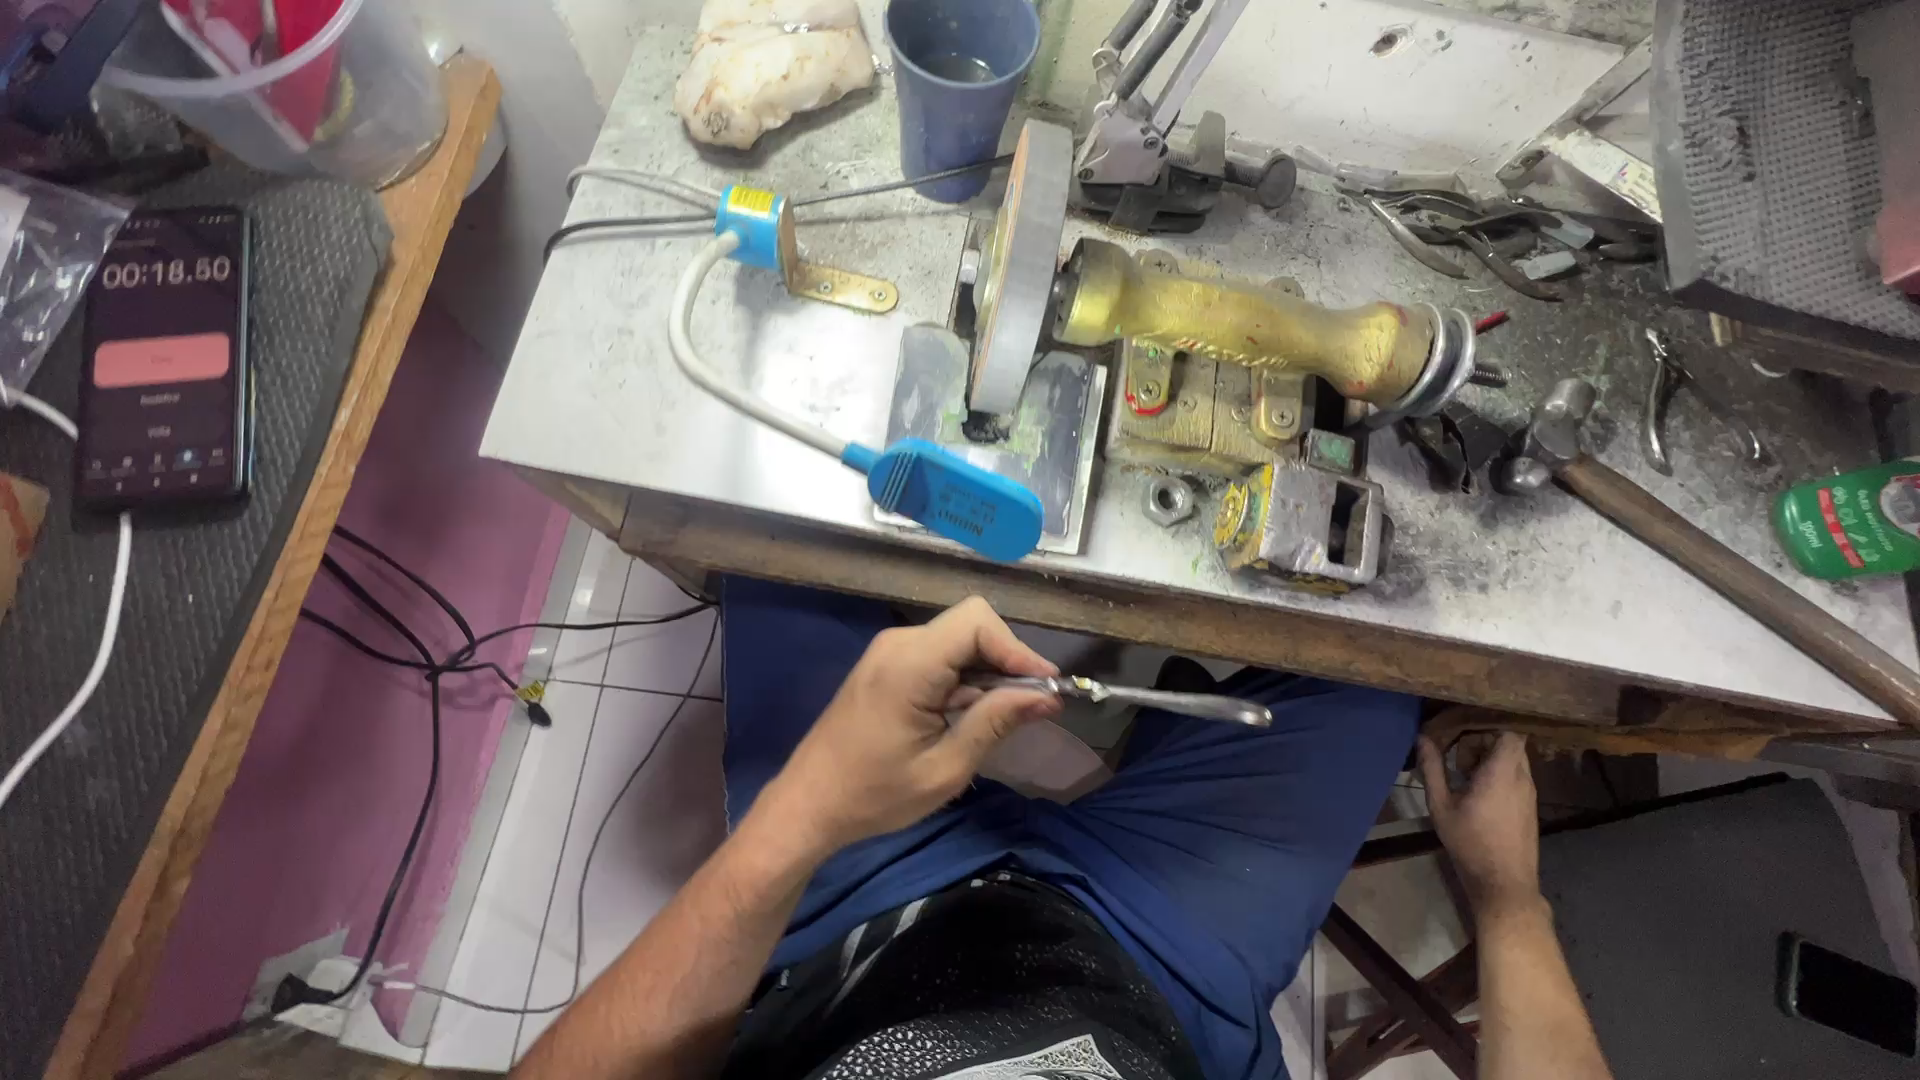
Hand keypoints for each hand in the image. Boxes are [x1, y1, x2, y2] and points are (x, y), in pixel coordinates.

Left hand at [754, 597, 1061, 855]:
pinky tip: (970, 713)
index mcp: (909, 664)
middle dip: (1007, 659)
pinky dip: (964, 676)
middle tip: (1028, 706)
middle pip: (971, 624)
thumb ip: (995, 722)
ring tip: (1002, 716)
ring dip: (987, 670)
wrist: (809, 804)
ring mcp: (889, 651)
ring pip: (958, 638)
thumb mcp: (945, 769)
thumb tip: (1047, 695)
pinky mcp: (887, 664)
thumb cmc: (875, 795)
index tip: (1045, 689)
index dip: (1018, 648)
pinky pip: (939, 654)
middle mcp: (898, 644)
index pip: (978, 622)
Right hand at [1418, 732, 1540, 919]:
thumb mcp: (1441, 804)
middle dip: (1484, 741)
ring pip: (1514, 760)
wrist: (1503, 882)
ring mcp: (1529, 794)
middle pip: (1511, 743)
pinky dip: (1498, 773)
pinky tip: (1476, 791)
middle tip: (1457, 754)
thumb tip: (1423, 738)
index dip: (1490, 724)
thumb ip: (1433, 768)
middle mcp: (1522, 779)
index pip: (1511, 733)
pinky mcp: (1529, 806)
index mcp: (1501, 774)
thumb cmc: (1469, 841)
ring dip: (1490, 758)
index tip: (1464, 727)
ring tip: (1463, 773)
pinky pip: (1516, 776)